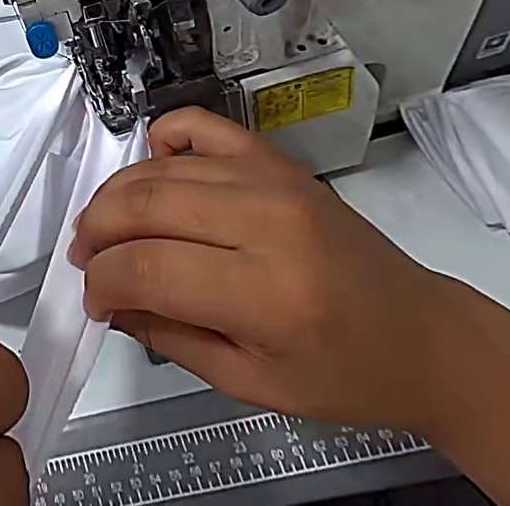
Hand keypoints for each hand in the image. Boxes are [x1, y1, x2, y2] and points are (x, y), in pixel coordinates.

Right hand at [70, 107, 491, 435]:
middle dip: (96, 230)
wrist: (424, 336)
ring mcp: (271, 180)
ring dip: (116, 194)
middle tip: (84, 255)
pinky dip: (163, 136)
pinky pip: (201, 125)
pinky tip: (151, 163)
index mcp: (267, 296)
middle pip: (145, 205)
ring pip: (161, 169)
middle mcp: (267, 223)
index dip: (103, 281)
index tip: (93, 297)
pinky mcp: (275, 159)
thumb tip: (111, 298)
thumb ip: (169, 336)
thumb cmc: (347, 374)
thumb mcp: (251, 385)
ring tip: (103, 223)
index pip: (148, 269)